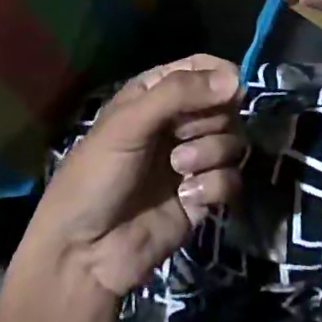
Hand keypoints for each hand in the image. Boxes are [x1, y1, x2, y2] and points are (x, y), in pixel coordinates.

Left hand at [20, 55, 246, 299]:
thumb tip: (235, 78)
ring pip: (232, 140)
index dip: (219, 75)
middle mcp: (178, 121)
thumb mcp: (130, 123)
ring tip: (179, 171)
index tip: (229, 88)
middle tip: (180, 137)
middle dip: (209, 120)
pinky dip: (214, 187)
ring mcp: (192, 159)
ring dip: (209, 153)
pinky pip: (231, 178)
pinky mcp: (202, 196)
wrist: (85, 253)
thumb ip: (179, 93)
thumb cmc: (97, 175)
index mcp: (156, 93)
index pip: (202, 68)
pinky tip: (188, 198)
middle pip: (224, 104)